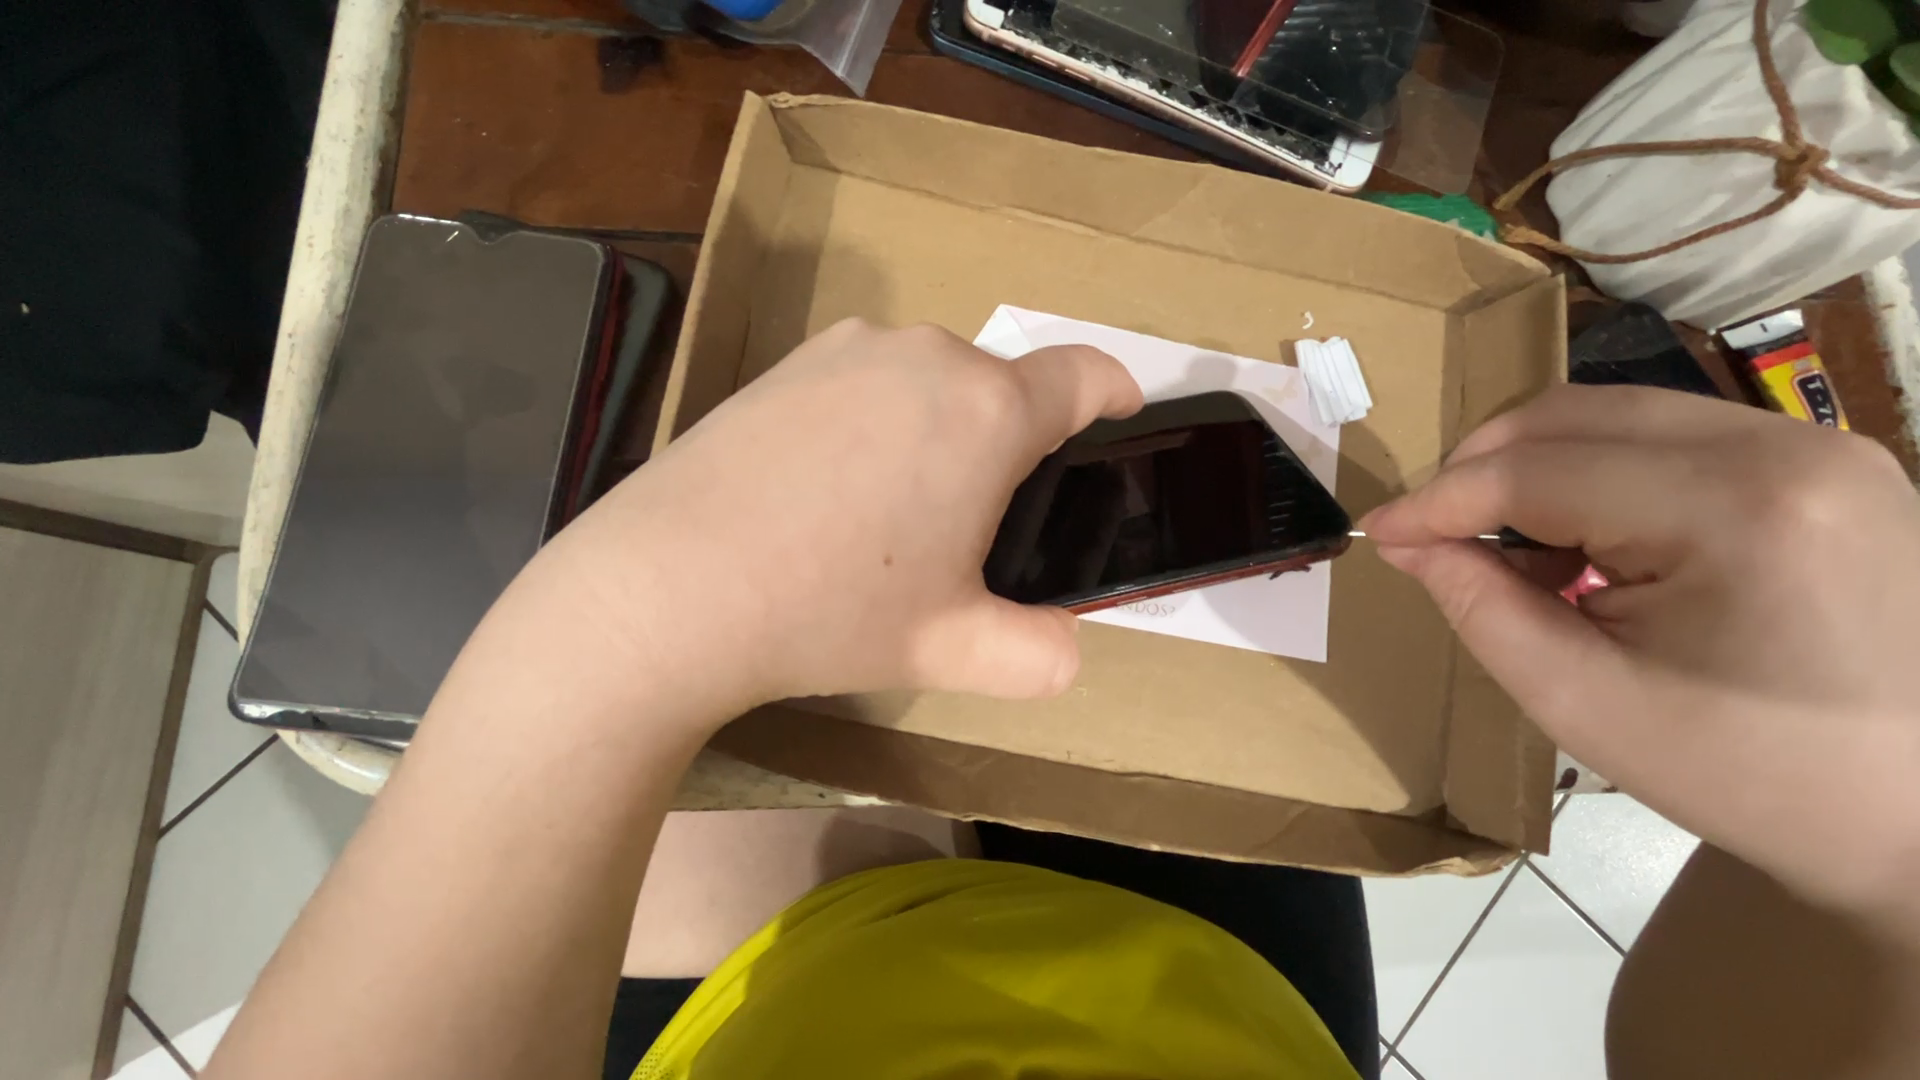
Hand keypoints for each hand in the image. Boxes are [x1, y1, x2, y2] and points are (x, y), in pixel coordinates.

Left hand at [534, 319, 1140, 714]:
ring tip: (893, 512)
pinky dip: (877, 421)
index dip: (1112, 393)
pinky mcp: (787, 363)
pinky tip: (829, 489)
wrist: (672, 587)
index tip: (1117, 415)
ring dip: (940, 430)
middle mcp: (926, 356)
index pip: (1082, 375)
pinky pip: (866, 381)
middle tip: (974, 523)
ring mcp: (849, 350)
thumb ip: (1038, 654)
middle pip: (1001, 387)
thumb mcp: (953, 650)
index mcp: (986, 412)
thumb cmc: (832, 613)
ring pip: (931, 382)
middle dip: (1010, 441)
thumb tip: (1067, 651)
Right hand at [1360, 385, 1919, 935]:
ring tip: (1512, 554)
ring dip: (1528, 472)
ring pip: (1607, 416)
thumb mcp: (1578, 698)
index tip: (1376, 534)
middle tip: (1436, 540)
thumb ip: (1475, 603)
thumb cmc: (1750, 773)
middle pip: (1568, 415)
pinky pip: (1656, 439)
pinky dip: (1586, 478)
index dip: (1437, 500)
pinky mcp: (1816, 464)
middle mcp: (1784, 445)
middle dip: (1477, 471)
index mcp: (1737, 507)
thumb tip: (1405, 540)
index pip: (1535, 472)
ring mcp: (1813, 445)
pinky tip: (1581, 547)